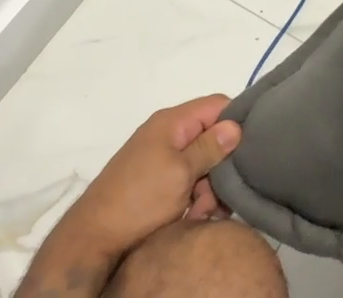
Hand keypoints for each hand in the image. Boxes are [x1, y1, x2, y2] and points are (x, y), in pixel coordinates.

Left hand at [51, 94, 242, 263]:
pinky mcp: (160, 183)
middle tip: (217, 193)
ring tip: (200, 212)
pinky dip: (195, 199)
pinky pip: (189, 182)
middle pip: (213, 139)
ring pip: (204, 166)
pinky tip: (191, 218)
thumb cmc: (140, 199)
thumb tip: (236, 124)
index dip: (235, 122)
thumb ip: (210, 147)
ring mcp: (163, 160)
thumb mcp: (181, 172)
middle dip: (220, 168)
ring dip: (208, 190)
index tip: (248, 150)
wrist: (95, 238)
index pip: (217, 105)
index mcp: (173, 122)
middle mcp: (169, 135)